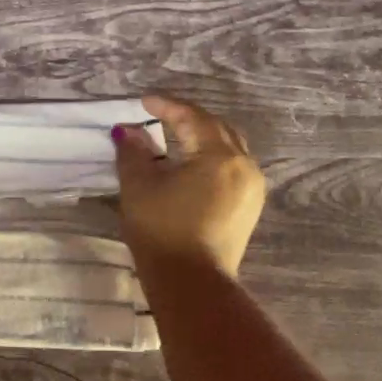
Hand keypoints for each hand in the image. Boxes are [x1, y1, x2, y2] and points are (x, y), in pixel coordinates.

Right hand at [114, 95, 265, 276]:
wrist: (190, 278)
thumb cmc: (161, 227)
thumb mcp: (138, 185)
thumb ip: (133, 152)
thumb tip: (129, 130)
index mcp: (218, 156)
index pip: (193, 118)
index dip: (167, 107)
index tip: (144, 102)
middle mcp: (244, 166)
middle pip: (218, 129)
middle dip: (189, 119)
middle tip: (161, 116)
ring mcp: (252, 188)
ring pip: (229, 149)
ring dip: (202, 139)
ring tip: (175, 139)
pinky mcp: (248, 207)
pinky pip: (232, 169)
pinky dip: (210, 158)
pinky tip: (190, 167)